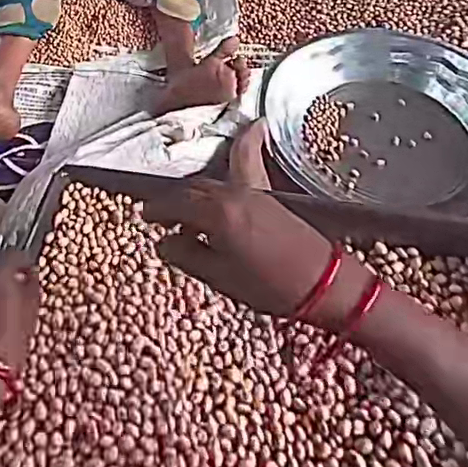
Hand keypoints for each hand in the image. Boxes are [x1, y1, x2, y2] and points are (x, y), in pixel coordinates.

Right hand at [141, 122, 371, 328]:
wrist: (324, 280)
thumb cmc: (270, 286)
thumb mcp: (221, 278)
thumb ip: (189, 256)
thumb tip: (164, 243)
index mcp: (218, 213)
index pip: (177, 202)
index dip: (158, 208)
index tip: (144, 215)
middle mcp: (233, 193)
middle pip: (194, 188)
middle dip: (174, 200)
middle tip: (159, 215)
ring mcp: (252, 191)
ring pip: (212, 184)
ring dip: (194, 194)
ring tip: (183, 215)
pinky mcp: (267, 196)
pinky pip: (233, 180)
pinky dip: (218, 184)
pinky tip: (219, 197)